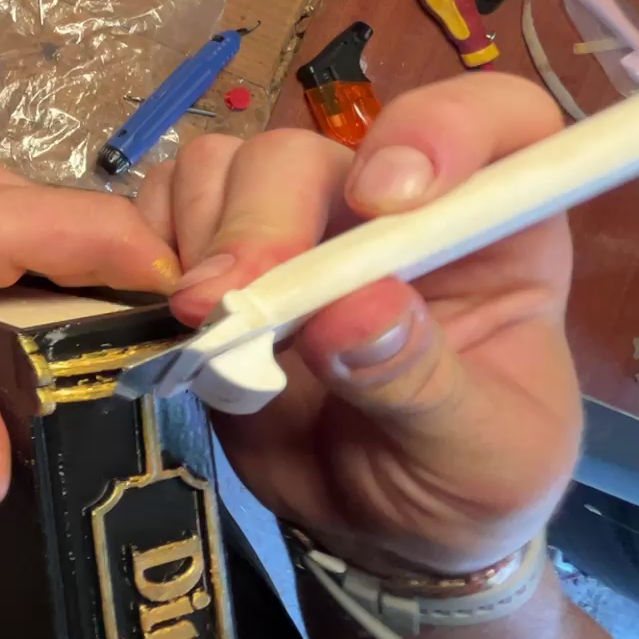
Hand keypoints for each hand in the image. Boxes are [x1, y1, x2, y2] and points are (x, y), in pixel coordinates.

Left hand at [0, 156, 180, 509]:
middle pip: (98, 225)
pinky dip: (77, 268)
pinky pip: (49, 226)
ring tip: (135, 353)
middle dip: (148, 286)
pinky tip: (77, 323)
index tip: (201, 338)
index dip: (160, 274)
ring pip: (77, 225)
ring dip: (114, 281)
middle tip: (175, 365)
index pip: (91, 229)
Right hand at [136, 73, 579, 574]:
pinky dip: (152, 245)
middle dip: (257, 223)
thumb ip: (421, 382)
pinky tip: (171, 304)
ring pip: (216, 166)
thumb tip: (349, 311)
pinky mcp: (206, 247)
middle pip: (298, 152)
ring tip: (202, 320)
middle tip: (228, 306)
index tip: (381, 202)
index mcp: (485, 233)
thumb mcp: (475, 456)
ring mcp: (281, 223)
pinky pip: (160, 201)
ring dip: (197, 237)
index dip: (435, 130)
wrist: (359, 518)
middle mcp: (372, 209)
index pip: (486, 120)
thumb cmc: (450, 483)